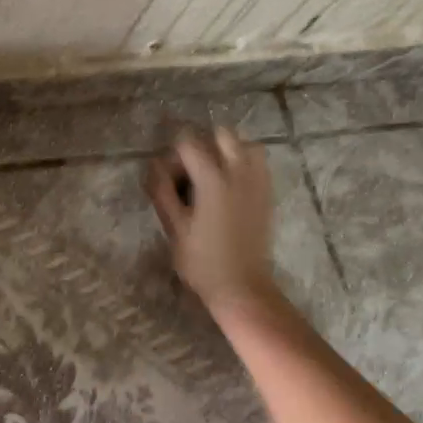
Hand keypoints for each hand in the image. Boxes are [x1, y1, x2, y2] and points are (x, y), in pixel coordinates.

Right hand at [145, 128, 279, 312]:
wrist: (242, 287)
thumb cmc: (202, 261)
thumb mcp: (174, 228)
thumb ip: (162, 192)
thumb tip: (154, 165)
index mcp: (213, 179)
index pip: (189, 143)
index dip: (174, 156)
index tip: (168, 178)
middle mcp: (239, 172)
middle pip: (222, 135)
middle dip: (203, 145)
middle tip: (190, 172)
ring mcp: (258, 182)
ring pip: (245, 144)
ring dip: (227, 151)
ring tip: (213, 174)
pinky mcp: (268, 193)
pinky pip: (259, 163)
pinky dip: (244, 163)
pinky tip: (231, 185)